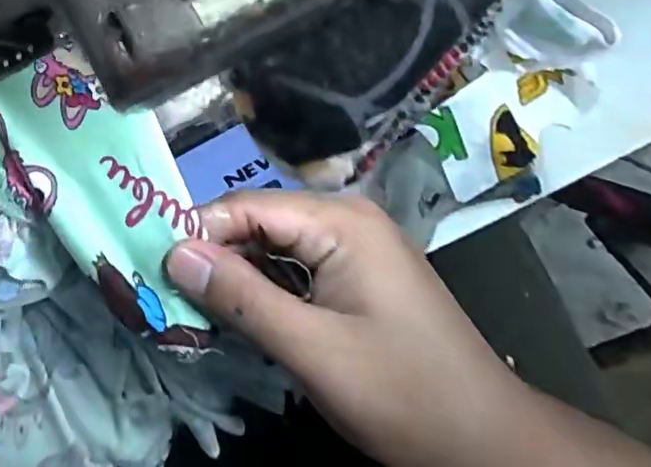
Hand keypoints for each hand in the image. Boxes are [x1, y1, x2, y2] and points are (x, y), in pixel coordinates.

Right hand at [164, 190, 650, 466]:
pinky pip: (298, 266)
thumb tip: (174, 252)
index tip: (157, 264)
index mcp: (341, 220)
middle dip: (218, 253)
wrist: (493, 445)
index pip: (250, 206)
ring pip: (277, 245)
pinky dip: (268, 287)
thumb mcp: (313, 350)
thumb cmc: (404, 394)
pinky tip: (245, 313)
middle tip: (171, 288)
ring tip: (197, 302)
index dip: (201, 231)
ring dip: (240, 273)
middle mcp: (347, 217)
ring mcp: (356, 244)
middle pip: (262, 221)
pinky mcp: (358, 273)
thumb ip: (242, 298)